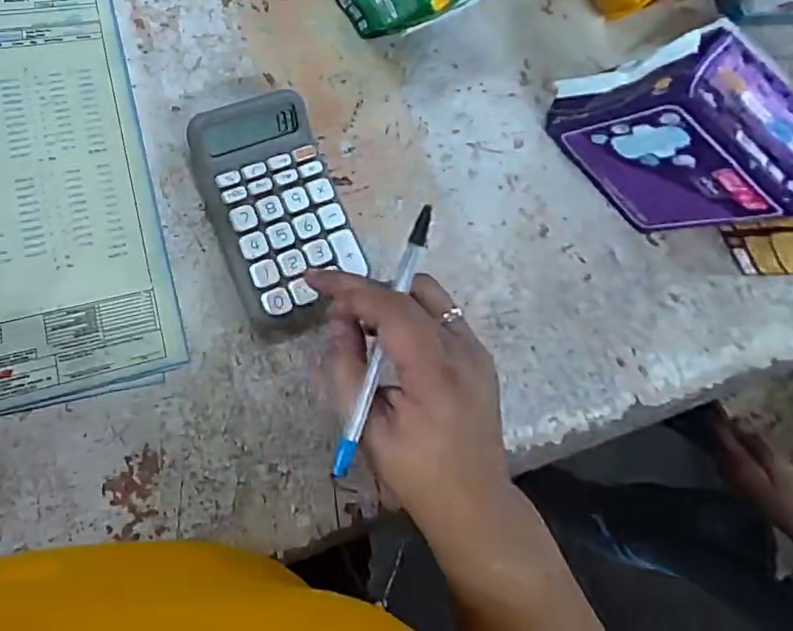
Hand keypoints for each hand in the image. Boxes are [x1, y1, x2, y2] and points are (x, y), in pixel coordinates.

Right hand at [310, 270, 512, 535]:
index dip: (349, 288)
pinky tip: (386, 337)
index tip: (314, 282)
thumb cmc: (418, 475)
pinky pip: (437, 313)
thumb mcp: (368, 426)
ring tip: (358, 323)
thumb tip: (337, 322)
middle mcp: (463, 351)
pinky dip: (406, 311)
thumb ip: (346, 367)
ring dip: (387, 297)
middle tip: (334, 310)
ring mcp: (476, 351)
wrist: (478, 509)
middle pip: (409, 291)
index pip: (390, 307)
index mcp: (436, 372)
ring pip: (427, 295)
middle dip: (365, 289)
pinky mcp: (478, 355)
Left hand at [709, 410, 792, 562]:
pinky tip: (750, 446)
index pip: (718, 432)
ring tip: (738, 420)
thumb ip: (757, 445)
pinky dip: (740, 451)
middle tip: (727, 405)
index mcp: (735, 464)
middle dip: (720, 425)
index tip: (719, 399)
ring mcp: (738, 482)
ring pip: (726, 452)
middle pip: (718, 441)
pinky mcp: (751, 489)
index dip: (718, 415)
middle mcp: (730, 472)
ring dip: (730, 437)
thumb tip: (736, 419)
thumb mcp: (782, 470)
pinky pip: (737, 462)